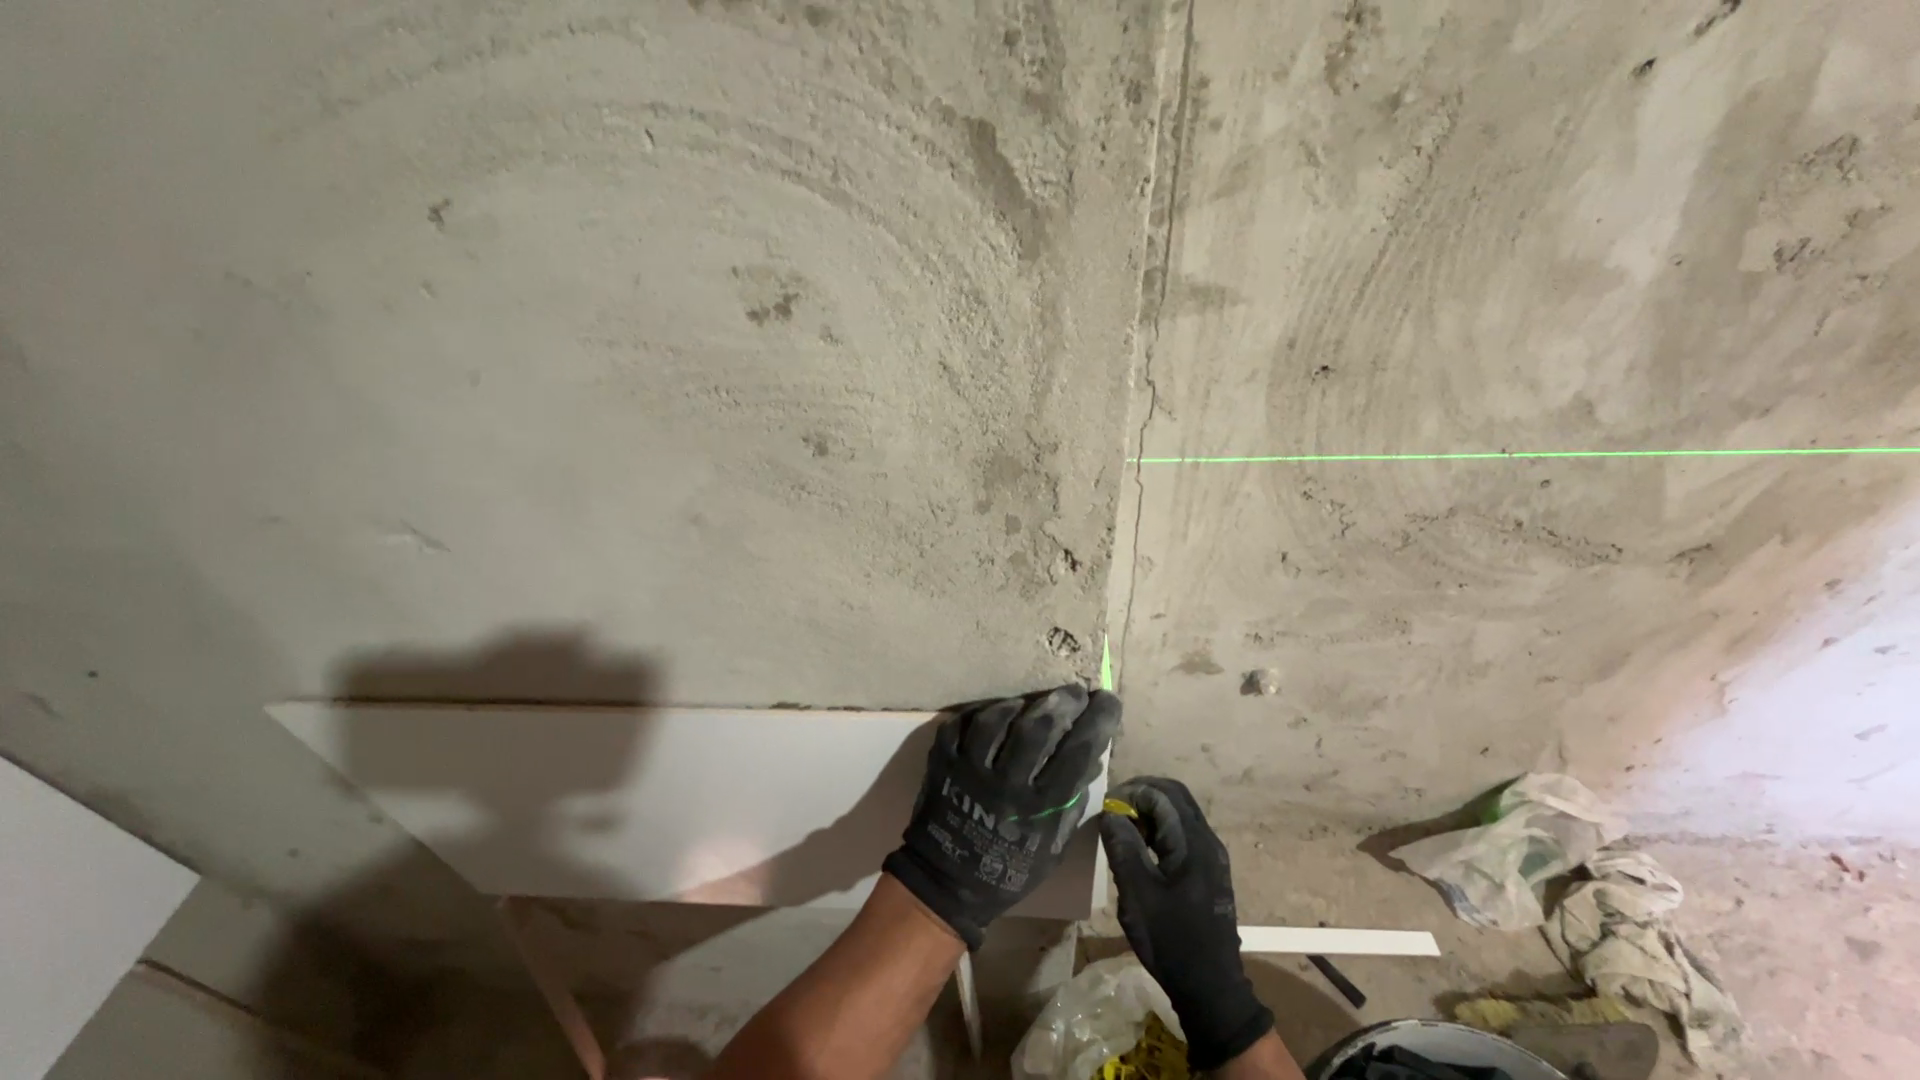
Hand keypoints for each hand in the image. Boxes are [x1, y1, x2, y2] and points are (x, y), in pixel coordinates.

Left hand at [882, 685, 1120, 948]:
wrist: (947, 883)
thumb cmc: (1010, 868)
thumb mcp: (1054, 845)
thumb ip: (1073, 800)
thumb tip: (1092, 756)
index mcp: (1041, 806)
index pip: (1078, 750)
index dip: (1098, 719)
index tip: (1107, 700)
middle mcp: (1007, 783)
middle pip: (1038, 727)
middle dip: (1063, 702)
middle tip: (1074, 692)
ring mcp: (970, 770)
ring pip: (996, 719)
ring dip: (1020, 704)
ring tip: (1033, 703)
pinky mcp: (942, 763)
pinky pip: (961, 725)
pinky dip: (980, 713)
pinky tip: (994, 712)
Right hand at [1100, 776, 1272, 1071]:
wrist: (1210, 986)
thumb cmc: (1171, 939)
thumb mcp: (1138, 894)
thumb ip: (1123, 848)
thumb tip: (1110, 814)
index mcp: (1194, 842)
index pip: (1163, 794)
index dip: (1132, 791)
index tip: (1105, 807)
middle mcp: (1207, 841)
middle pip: (1175, 799)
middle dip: (1141, 796)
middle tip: (1111, 810)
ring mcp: (1211, 857)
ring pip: (1179, 816)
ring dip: (1149, 814)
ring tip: (1119, 829)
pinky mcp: (1207, 873)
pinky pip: (1182, 836)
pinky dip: (1158, 832)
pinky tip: (1138, 850)